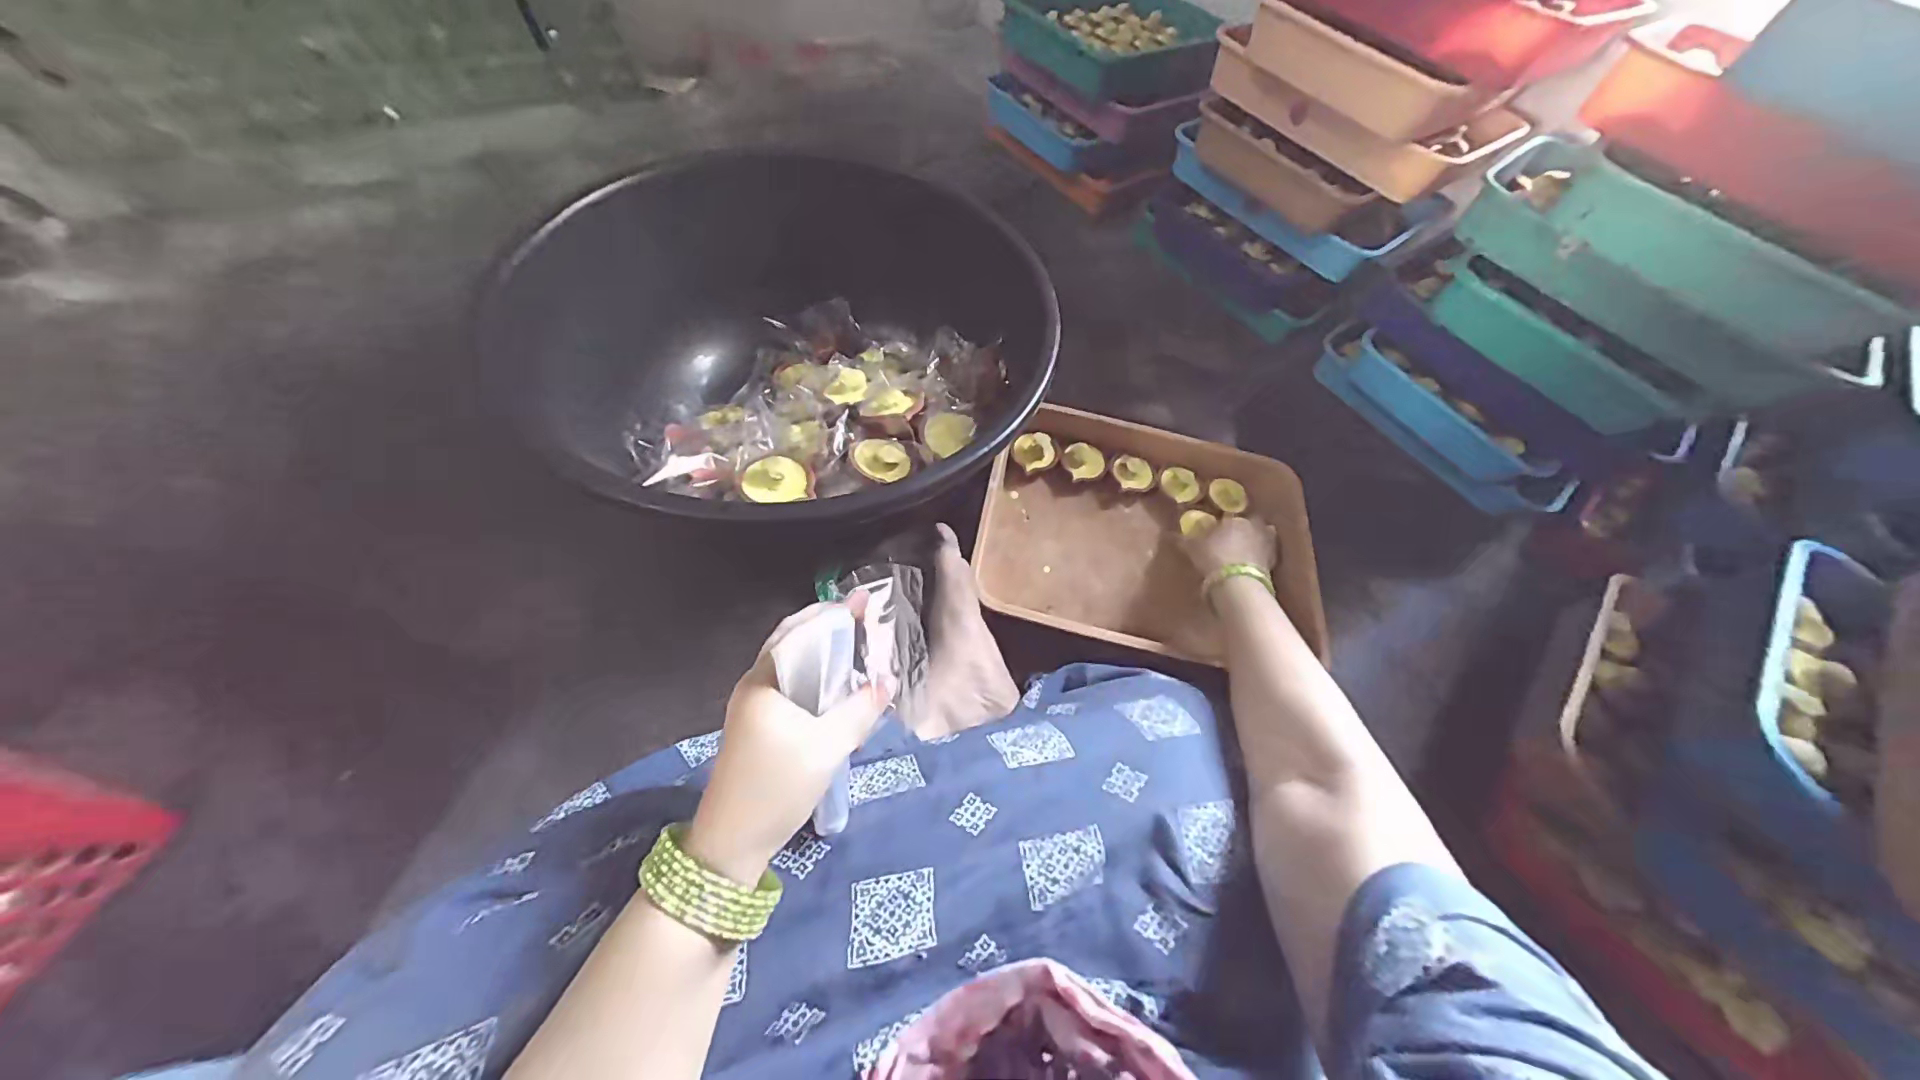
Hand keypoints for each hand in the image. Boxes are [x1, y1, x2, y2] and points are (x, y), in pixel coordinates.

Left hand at [684, 595, 892, 883]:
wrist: (730, 842)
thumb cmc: (776, 788)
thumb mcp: (826, 749)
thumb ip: (859, 711)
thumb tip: (888, 681)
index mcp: (763, 682)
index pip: (799, 631)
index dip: (832, 614)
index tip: (863, 601)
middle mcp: (755, 685)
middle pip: (793, 642)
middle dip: (828, 627)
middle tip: (864, 619)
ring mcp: (754, 705)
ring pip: (793, 665)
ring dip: (823, 652)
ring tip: (857, 646)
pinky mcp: (759, 725)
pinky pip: (792, 686)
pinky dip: (816, 676)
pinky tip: (837, 686)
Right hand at [1180, 514, 1277, 582]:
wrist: (1238, 582)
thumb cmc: (1213, 557)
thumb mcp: (1192, 547)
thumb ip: (1182, 538)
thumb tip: (1169, 533)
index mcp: (1235, 518)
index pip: (1230, 516)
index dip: (1223, 523)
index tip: (1217, 530)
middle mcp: (1255, 526)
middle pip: (1250, 524)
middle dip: (1242, 531)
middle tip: (1231, 541)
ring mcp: (1268, 543)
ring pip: (1262, 538)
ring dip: (1254, 542)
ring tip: (1241, 553)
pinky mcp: (1275, 561)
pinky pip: (1265, 555)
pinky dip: (1259, 557)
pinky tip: (1249, 565)